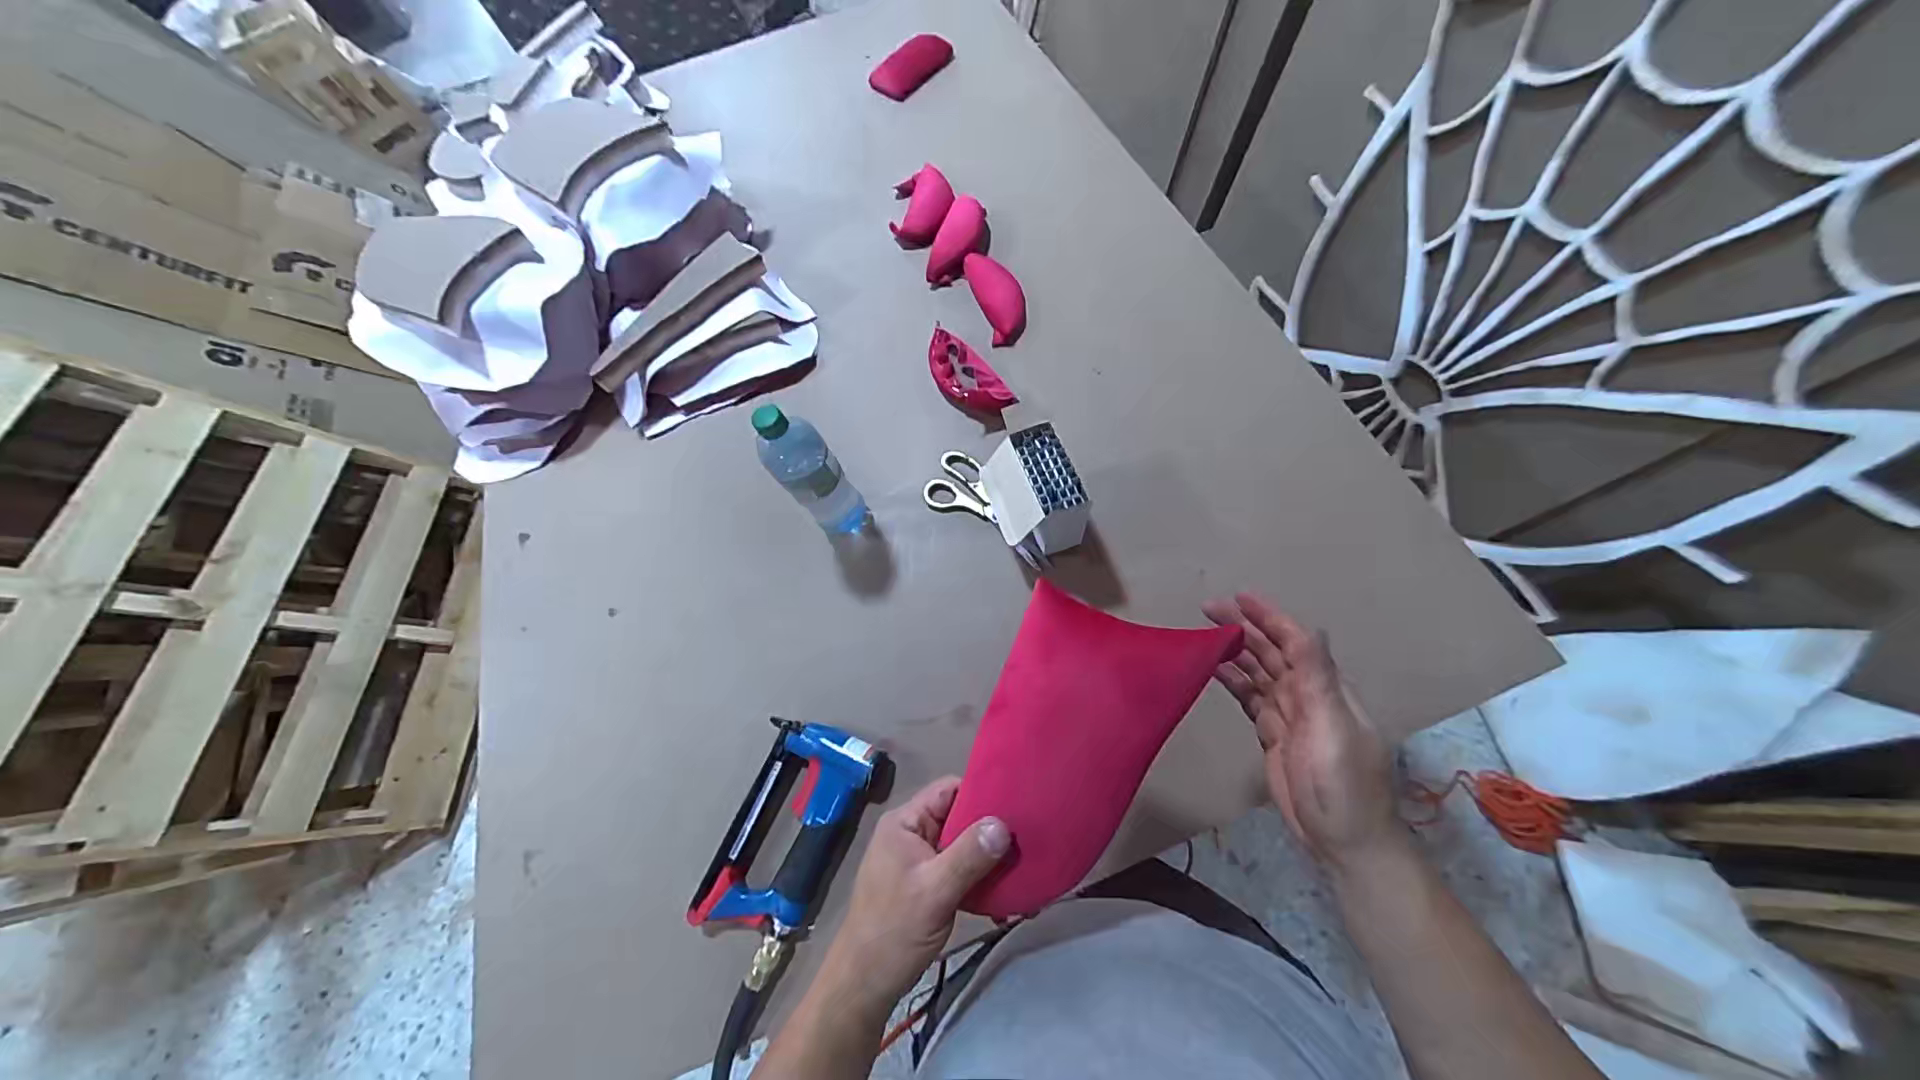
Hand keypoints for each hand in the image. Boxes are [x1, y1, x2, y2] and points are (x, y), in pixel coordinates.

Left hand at [814, 777, 1009, 1014]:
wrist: (866, 984)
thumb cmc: (895, 930)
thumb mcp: (935, 890)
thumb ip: (969, 855)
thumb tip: (1002, 824)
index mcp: (905, 823)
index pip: (948, 790)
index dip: (981, 792)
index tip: (1016, 804)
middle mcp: (912, 834)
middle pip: (959, 816)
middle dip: (991, 828)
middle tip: (1028, 838)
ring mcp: (919, 860)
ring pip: (962, 845)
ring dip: (989, 857)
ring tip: (1023, 866)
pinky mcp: (928, 885)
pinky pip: (960, 869)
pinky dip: (980, 878)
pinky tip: (1005, 894)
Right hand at [1202, 593, 1402, 873]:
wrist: (1344, 842)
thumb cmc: (1342, 785)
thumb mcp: (1333, 728)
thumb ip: (1317, 678)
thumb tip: (1308, 628)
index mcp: (1327, 689)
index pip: (1295, 642)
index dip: (1269, 617)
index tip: (1239, 597)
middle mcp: (1308, 695)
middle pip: (1273, 651)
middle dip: (1244, 627)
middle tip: (1209, 608)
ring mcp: (1290, 716)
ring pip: (1259, 672)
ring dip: (1235, 650)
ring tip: (1205, 632)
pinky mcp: (1273, 735)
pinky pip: (1250, 698)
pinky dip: (1233, 681)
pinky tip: (1215, 669)